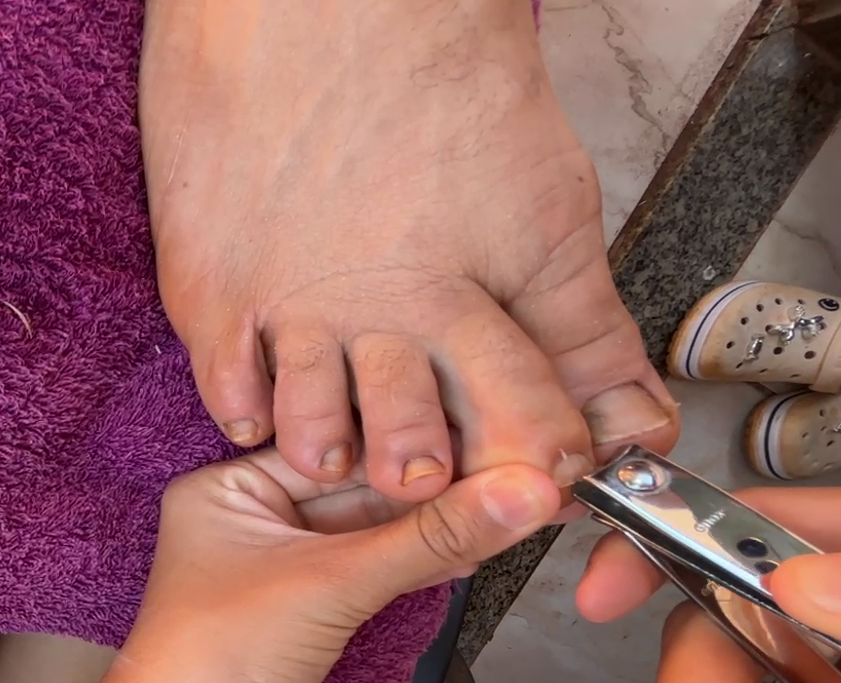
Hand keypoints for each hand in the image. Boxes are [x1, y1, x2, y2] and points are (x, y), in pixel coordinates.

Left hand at [118, 449, 559, 682]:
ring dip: (421, 534)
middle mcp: (238, 518)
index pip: (332, 450)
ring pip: (356, 535)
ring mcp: (262, 564)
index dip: (413, 449)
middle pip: (348, 492)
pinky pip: (352, 573)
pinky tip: (457, 556)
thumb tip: (515, 493)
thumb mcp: (330, 585)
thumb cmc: (212, 660)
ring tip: (503, 515)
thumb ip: (428, 539)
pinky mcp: (284, 606)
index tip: (493, 443)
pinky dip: (400, 568)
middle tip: (514, 481)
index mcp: (223, 489)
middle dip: (426, 494)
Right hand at [139, 0, 677, 502]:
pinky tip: (256, 411)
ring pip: (307, 425)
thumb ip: (579, 318)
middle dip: (425, 469)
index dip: (536, 455)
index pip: (518, 409)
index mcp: (465, 289)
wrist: (309, 13)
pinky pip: (225, 388)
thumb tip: (629, 411)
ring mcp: (283, 308)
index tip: (537, 478)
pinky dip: (243, 411)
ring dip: (327, 449)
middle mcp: (372, 313)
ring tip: (334, 455)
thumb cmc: (431, 87)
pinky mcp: (210, 297)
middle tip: (420, 476)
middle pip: (404, 437)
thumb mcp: (542, 201)